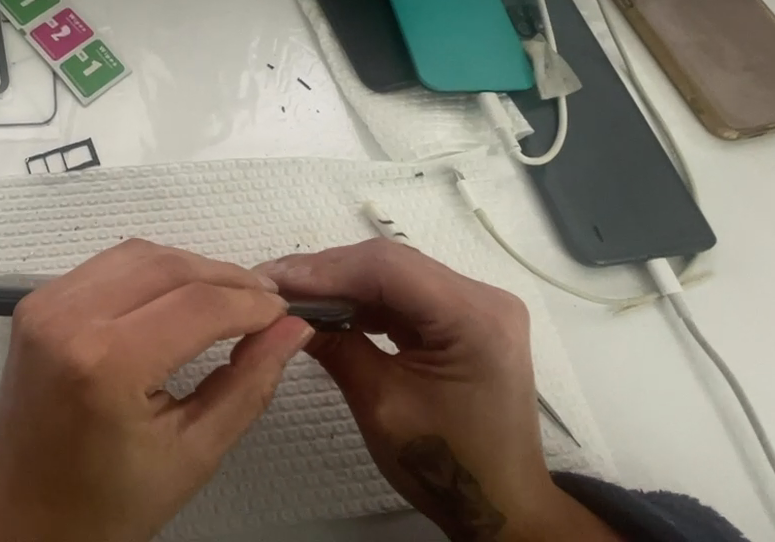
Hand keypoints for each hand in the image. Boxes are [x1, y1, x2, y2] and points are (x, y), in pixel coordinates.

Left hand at [0, 239, 312, 541]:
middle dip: (226, 277)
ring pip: (138, 253)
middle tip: (265, 301)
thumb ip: (248, 385)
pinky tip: (179, 294)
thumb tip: (291, 329)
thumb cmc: (106, 503)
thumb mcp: (193, 454)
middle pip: (168, 266)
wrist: (21, 514)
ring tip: (229, 296)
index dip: (251, 303)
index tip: (285, 312)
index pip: (198, 304)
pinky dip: (151, 270)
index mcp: (106, 364)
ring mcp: (46, 303)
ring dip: (190, 266)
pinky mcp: (37, 300)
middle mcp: (70, 318)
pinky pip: (107, 265)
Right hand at [260, 240, 621, 541]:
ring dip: (339, 281)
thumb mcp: (380, 406)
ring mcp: (472, 303)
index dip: (325, 269)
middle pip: (388, 264)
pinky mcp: (459, 315)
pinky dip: (359, 297)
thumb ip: (334, 347)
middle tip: (273, 282)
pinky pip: (400, 291)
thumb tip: (282, 311)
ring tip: (290, 292)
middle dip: (326, 272)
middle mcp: (482, 297)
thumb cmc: (445, 468)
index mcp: (476, 318)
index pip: (388, 270)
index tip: (274, 279)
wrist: (502, 509)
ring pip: (390, 272)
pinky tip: (325, 305)